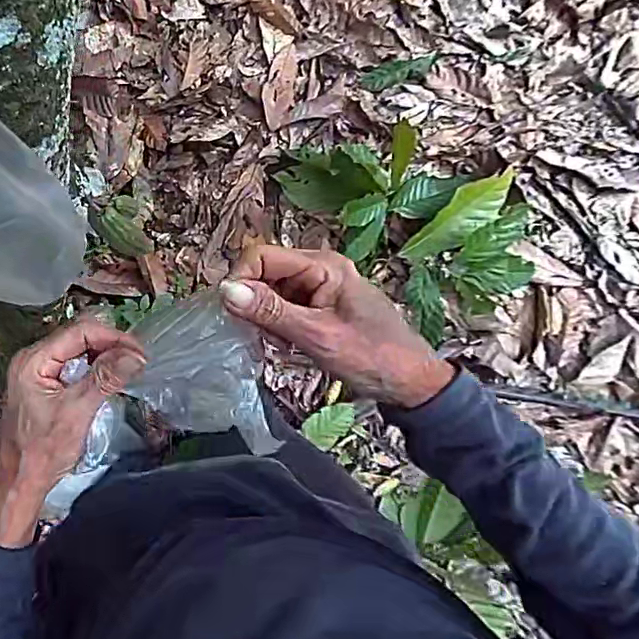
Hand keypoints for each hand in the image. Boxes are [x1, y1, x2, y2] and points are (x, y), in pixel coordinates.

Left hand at [0, 318, 145, 547]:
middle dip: (111, 345)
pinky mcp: (43, 385)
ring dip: (104, 356)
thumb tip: (133, 356)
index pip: (79, 332)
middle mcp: (32, 360)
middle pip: (78, 337)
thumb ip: (104, 379)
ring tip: (128, 368)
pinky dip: (94, 369)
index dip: (113, 338)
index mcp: (33, 361)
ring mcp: (36, 372)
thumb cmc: (41, 453)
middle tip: (137, 361)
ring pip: (77, 351)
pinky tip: (109, 379)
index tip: (138, 353)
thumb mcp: (77, 412)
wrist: (19, 483)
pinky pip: (72, 366)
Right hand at [219, 245, 453, 408]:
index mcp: (322, 265)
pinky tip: (288, 345)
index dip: (240, 280)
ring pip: (271, 292)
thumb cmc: (372, 356)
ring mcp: (319, 287)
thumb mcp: (316, 336)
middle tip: (262, 335)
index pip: (261, 256)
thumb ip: (271, 312)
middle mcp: (319, 269)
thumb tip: (226, 291)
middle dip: (254, 303)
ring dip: (266, 318)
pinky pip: (284, 307)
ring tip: (282, 344)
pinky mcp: (319, 306)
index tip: (232, 313)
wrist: (411, 383)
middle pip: (264, 273)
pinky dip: (278, 326)